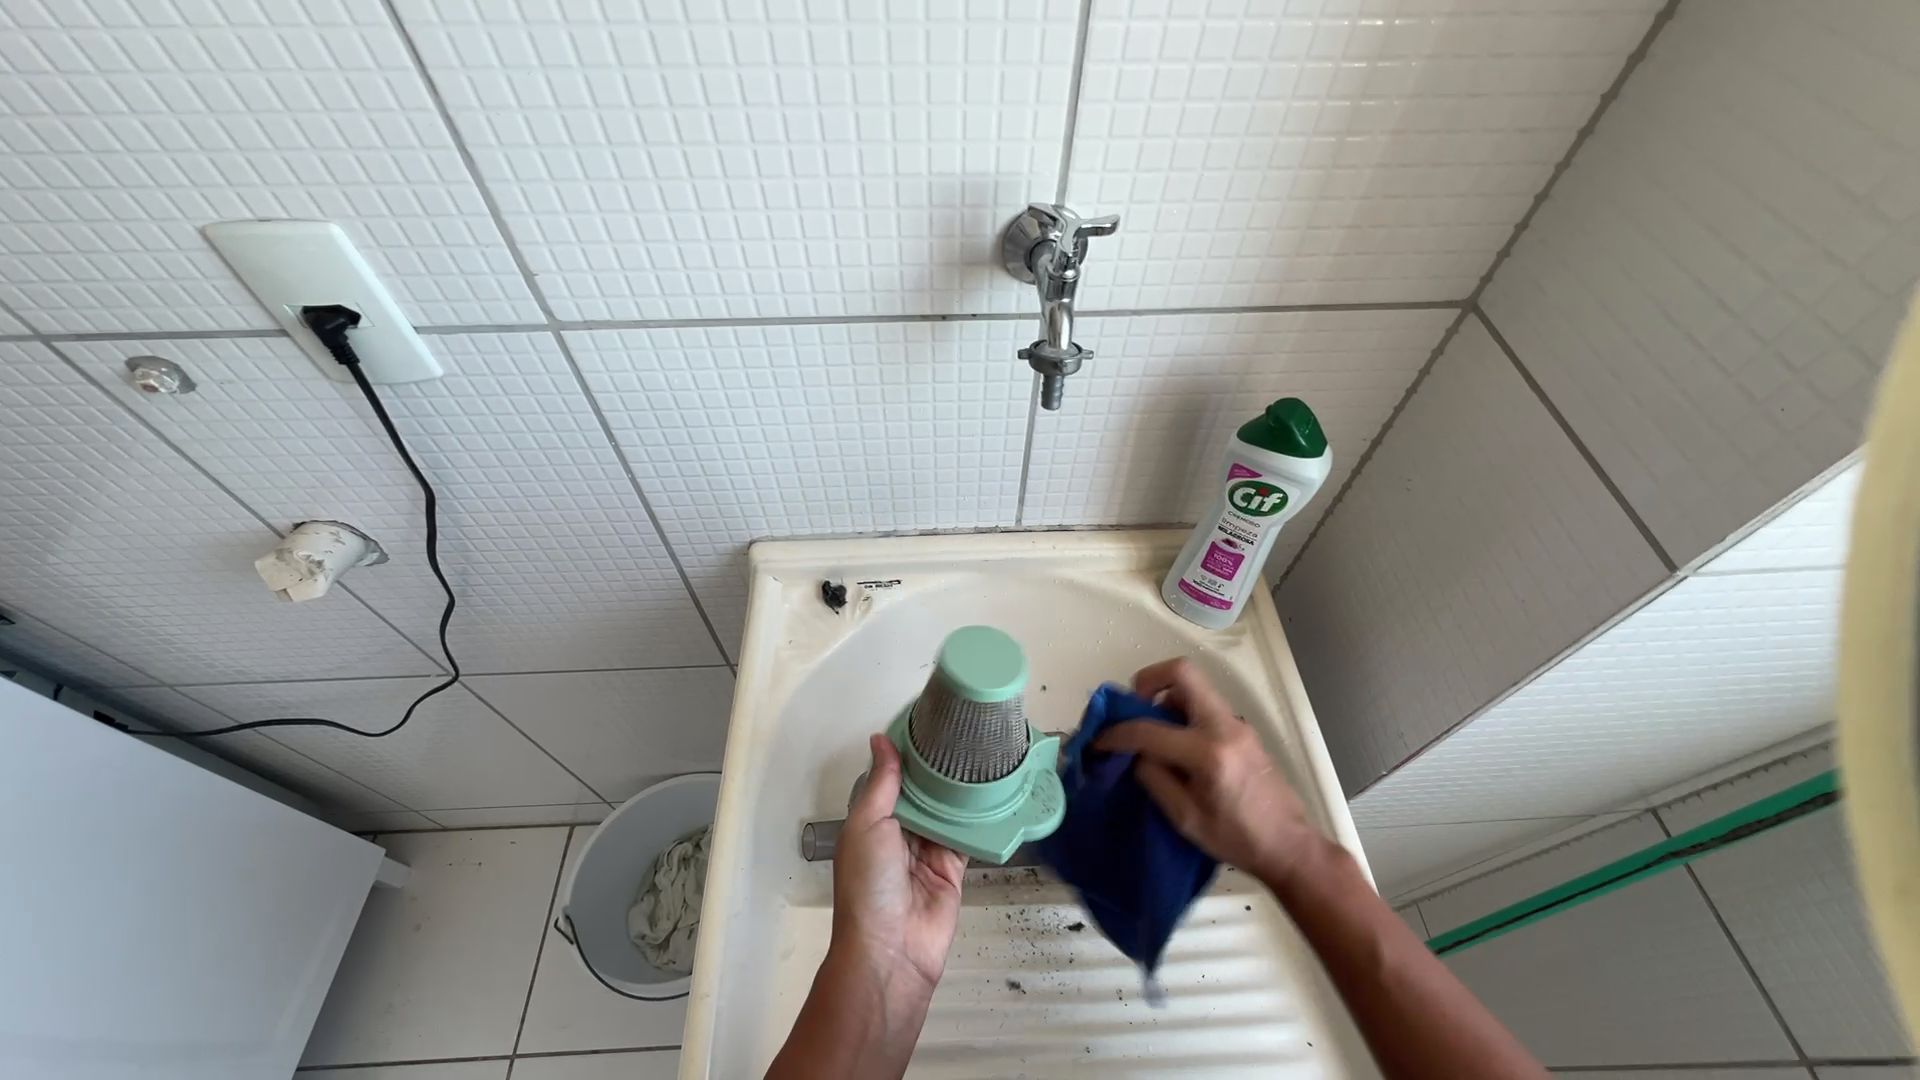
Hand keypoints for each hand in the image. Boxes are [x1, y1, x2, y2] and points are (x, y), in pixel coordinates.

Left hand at [830, 734, 966, 998]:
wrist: (892, 951)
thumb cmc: (869, 884)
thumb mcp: (867, 825)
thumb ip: (881, 783)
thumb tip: (880, 739)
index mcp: (872, 819)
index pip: (892, 776)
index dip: (908, 751)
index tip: (929, 720)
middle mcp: (900, 830)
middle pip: (923, 791)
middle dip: (939, 767)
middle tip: (964, 730)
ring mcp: (928, 848)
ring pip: (948, 809)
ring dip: (960, 788)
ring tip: (984, 751)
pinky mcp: (954, 866)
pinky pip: (968, 834)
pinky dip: (979, 817)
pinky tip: (995, 790)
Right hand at [1096, 657, 1321, 885]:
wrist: (1289, 846)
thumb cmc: (1236, 840)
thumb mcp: (1184, 818)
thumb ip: (1153, 778)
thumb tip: (1134, 753)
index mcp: (1208, 753)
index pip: (1149, 729)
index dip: (1116, 733)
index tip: (1099, 740)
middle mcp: (1224, 727)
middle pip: (1182, 672)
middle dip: (1147, 681)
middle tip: (1132, 708)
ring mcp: (1237, 724)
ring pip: (1194, 686)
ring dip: (1165, 697)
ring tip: (1151, 730)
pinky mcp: (1242, 729)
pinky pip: (1204, 704)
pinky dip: (1181, 711)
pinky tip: (1175, 743)